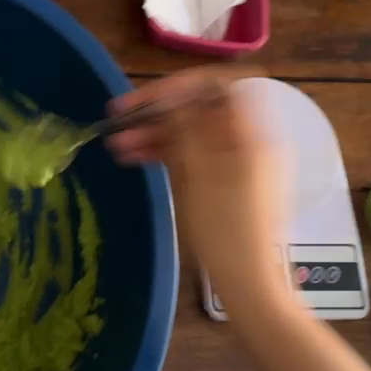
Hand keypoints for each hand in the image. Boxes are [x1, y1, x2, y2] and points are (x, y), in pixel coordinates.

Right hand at [104, 67, 291, 314]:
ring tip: (116, 143)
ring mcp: (237, 163)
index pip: (219, 86)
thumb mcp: (200, 170)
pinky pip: (194, 156)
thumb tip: (173, 98)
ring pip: (192, 134)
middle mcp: (248, 141)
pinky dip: (166, 154)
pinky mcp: (225, 183)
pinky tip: (133, 156)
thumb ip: (186, 127)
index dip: (183, 85)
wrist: (248, 285)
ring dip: (155, 134)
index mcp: (253, 132)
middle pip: (201, 110)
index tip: (148, 97)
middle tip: (118, 116)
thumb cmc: (226, 226)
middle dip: (158, 112)